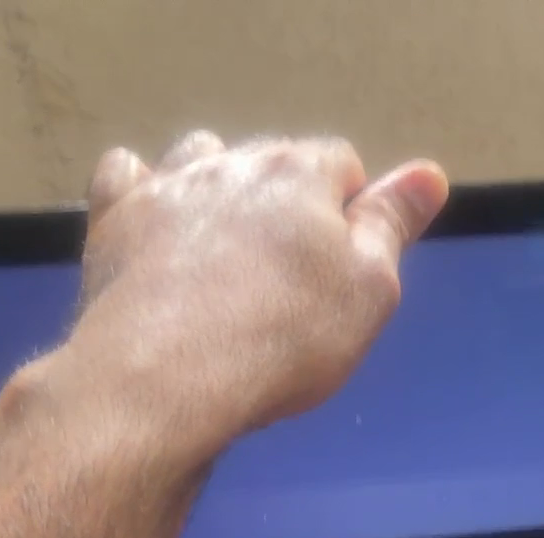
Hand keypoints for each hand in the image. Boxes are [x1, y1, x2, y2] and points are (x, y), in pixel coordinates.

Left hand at [10, 131, 448, 462]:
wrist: (171, 375)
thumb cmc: (292, 336)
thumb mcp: (370, 290)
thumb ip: (394, 226)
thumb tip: (429, 173)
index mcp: (302, 176)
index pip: (342, 163)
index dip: (353, 210)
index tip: (350, 263)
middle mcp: (233, 162)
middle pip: (276, 163)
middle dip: (294, 204)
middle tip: (298, 274)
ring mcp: (167, 185)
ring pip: (205, 157)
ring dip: (224, 187)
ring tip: (232, 248)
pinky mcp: (114, 218)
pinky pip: (130, 174)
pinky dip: (150, 190)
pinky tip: (160, 225)